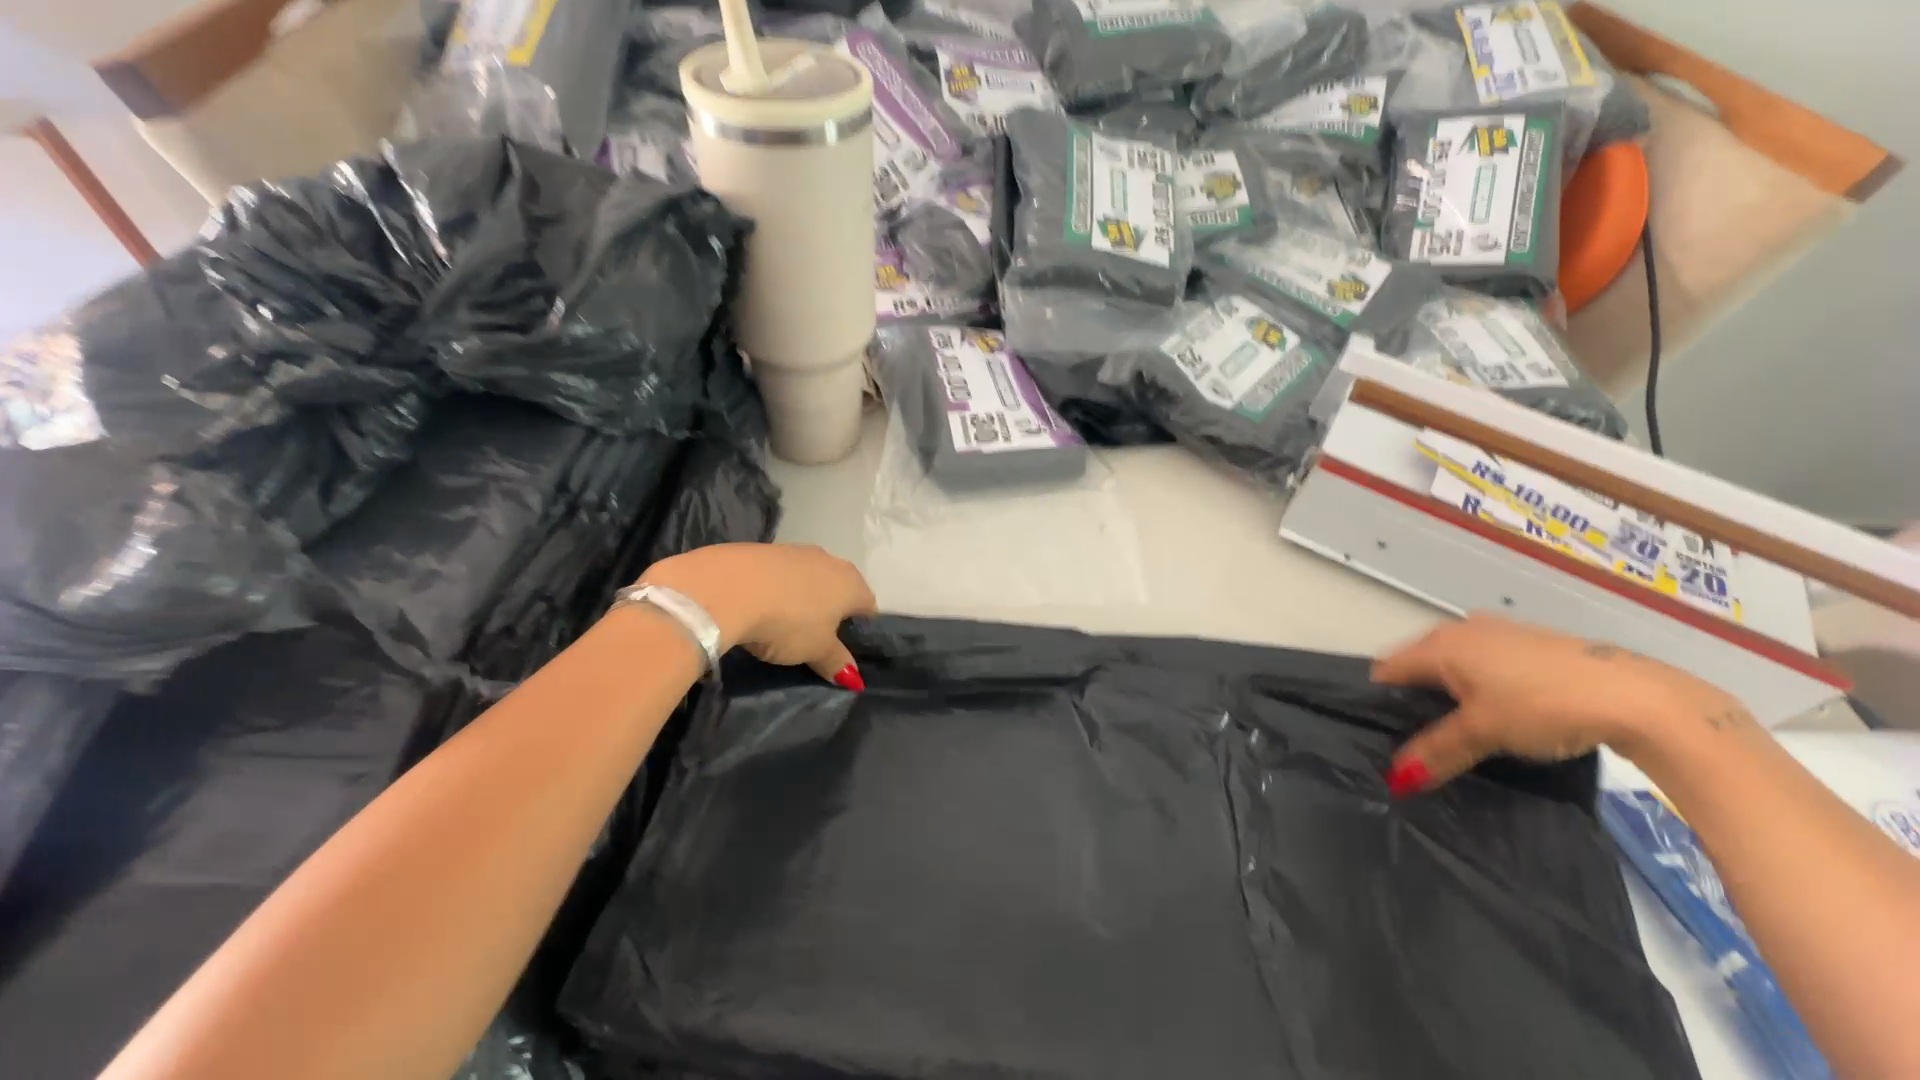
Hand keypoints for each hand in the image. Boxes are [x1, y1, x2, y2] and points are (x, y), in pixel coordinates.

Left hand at [641, 543, 877, 685]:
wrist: (727, 587)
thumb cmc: (787, 622)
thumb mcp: (815, 650)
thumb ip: (836, 661)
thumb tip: (854, 678)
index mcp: (851, 583)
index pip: (868, 606)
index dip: (860, 628)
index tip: (843, 648)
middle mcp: (829, 560)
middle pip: (838, 588)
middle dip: (830, 610)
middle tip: (814, 638)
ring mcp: (795, 550)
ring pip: (808, 578)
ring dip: (801, 597)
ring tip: (783, 623)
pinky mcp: (762, 549)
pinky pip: (779, 573)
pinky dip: (774, 588)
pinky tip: (759, 606)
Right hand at [1370, 615, 1745, 795]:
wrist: (1635, 696)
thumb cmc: (1542, 705)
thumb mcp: (1482, 733)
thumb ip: (1435, 753)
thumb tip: (1395, 780)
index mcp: (1440, 644)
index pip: (1387, 671)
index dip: (1379, 704)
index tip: (1382, 738)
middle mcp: (1462, 630)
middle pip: (1418, 666)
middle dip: (1412, 701)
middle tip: (1416, 743)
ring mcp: (1498, 633)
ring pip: (1454, 667)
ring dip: (1449, 696)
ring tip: (1456, 735)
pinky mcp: (1530, 646)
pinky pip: (1484, 667)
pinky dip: (1479, 690)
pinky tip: (1497, 718)